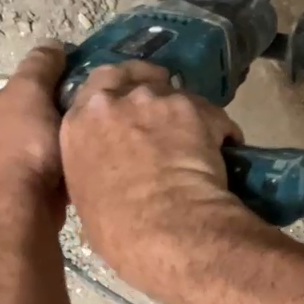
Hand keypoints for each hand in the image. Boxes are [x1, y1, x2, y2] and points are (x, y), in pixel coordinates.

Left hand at [0, 44, 68, 226]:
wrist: (14, 210)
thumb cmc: (19, 146)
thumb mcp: (32, 93)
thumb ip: (41, 67)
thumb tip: (51, 43)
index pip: (8, 93)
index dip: (40, 95)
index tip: (65, 103)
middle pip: (19, 123)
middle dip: (46, 126)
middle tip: (74, 130)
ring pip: (26, 153)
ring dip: (49, 155)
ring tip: (73, 157)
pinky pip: (30, 180)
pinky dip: (47, 178)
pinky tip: (64, 181)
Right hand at [59, 62, 258, 298]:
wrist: (166, 227)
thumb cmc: (118, 229)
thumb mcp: (87, 197)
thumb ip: (95, 167)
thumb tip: (115, 173)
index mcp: (78, 124)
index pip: (94, 89)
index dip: (114, 96)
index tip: (125, 108)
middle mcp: (114, 100)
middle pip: (133, 74)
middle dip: (148, 82)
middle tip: (164, 106)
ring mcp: (156, 99)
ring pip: (175, 92)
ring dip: (184, 110)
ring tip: (198, 137)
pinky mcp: (195, 108)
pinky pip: (212, 113)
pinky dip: (219, 129)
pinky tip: (225, 149)